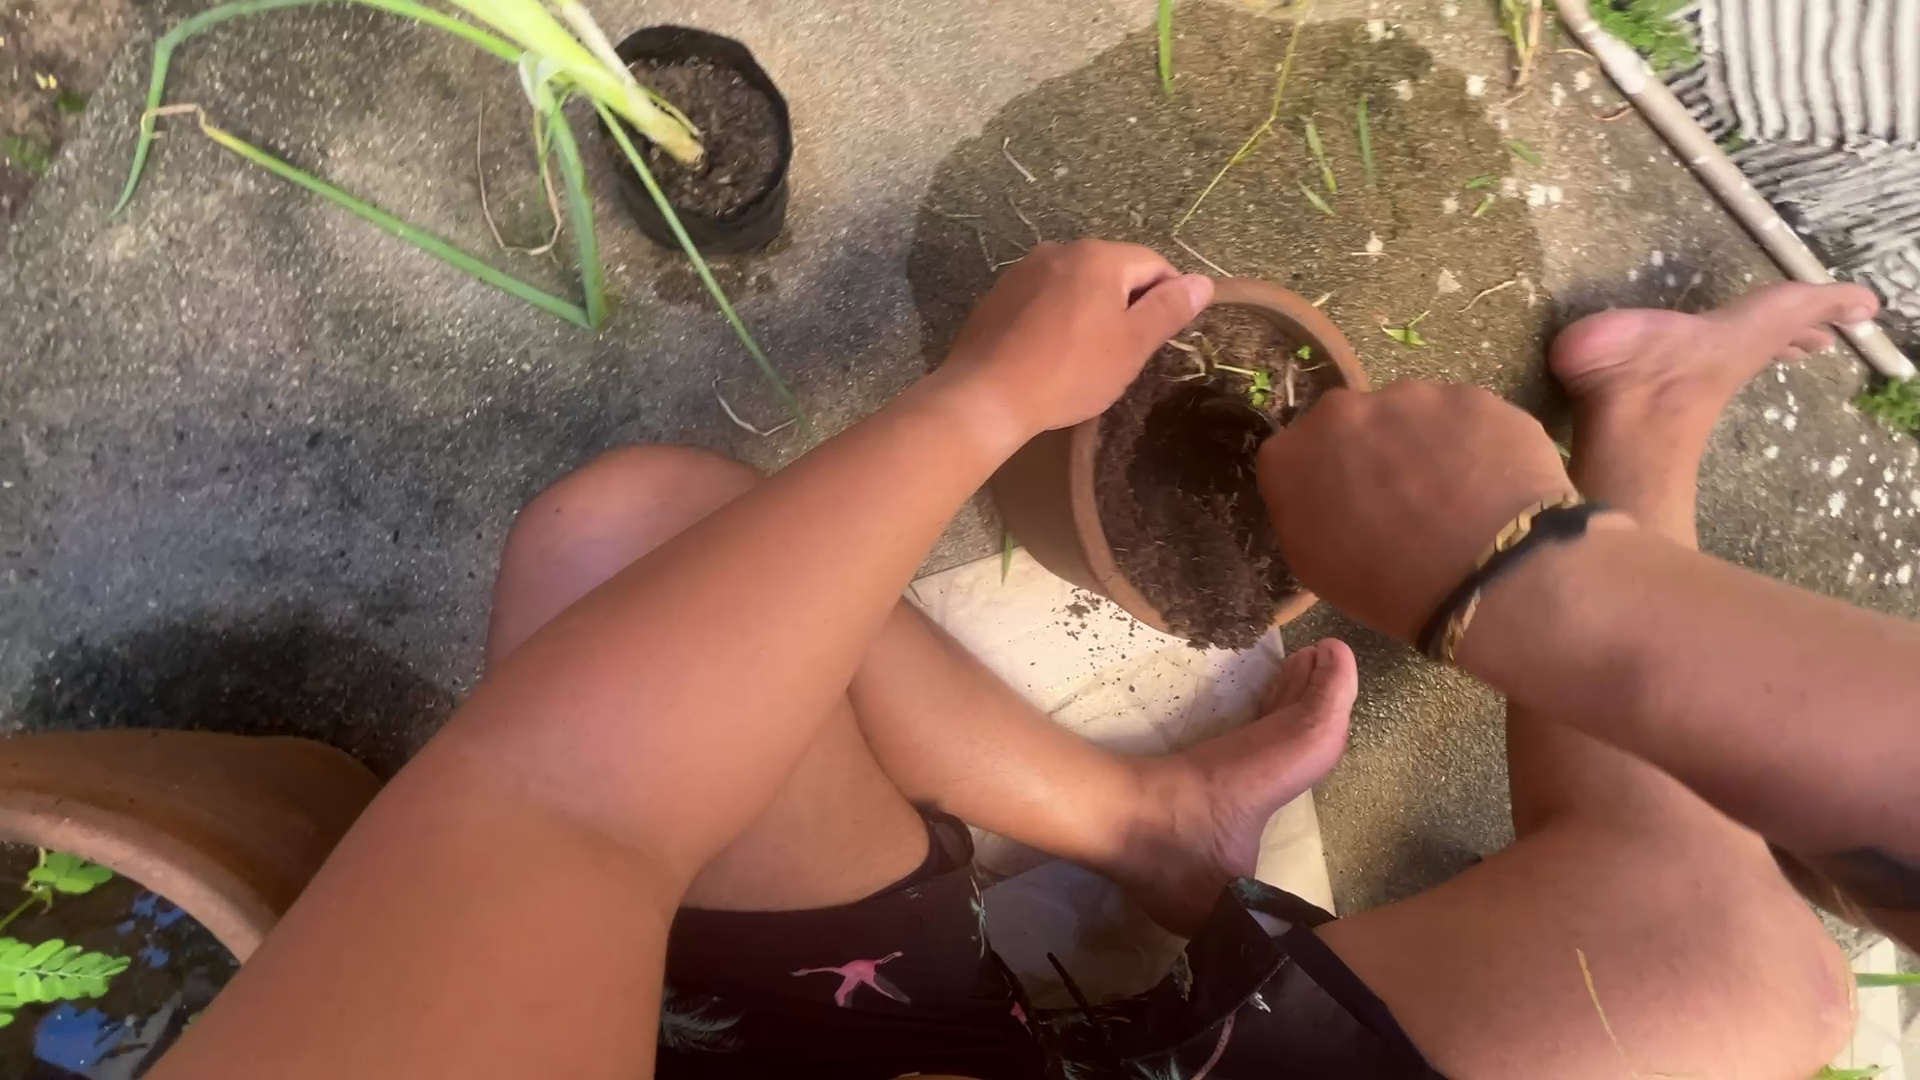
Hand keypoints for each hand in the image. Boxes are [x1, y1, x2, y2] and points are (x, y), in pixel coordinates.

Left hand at [935, 239, 1212, 436]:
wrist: (986, 396)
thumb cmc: (1068, 373)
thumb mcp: (1130, 347)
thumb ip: (1168, 310)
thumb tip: (1202, 282)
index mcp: (1099, 257)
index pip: (1153, 264)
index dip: (1167, 298)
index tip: (1161, 337)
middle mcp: (1059, 251)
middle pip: (1112, 271)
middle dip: (1125, 306)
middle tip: (1122, 354)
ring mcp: (1023, 272)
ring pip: (1075, 286)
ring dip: (1089, 313)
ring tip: (1084, 357)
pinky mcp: (998, 297)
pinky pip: (1042, 301)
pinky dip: (1055, 320)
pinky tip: (1049, 354)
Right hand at [1256, 381, 1578, 642]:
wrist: (1485, 576)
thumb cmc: (1380, 581)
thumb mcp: (1308, 560)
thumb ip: (1298, 509)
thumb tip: (1318, 491)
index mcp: (1287, 454)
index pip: (1290, 456)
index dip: (1316, 479)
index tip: (1338, 504)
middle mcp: (1338, 412)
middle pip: (1346, 425)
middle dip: (1364, 450)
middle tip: (1394, 496)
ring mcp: (1409, 397)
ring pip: (1406, 415)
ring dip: (1416, 443)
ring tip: (1448, 492)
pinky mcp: (1472, 397)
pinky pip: (1461, 418)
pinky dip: (1468, 443)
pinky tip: (1485, 484)